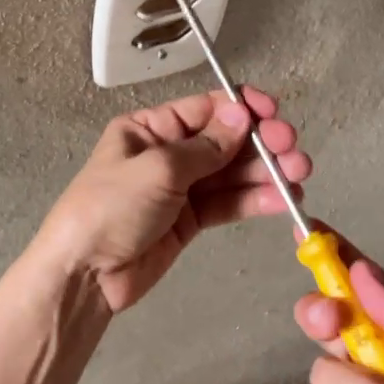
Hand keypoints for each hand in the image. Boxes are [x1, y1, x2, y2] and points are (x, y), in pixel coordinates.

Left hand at [36, 86, 310, 312]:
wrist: (84, 275)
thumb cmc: (110, 208)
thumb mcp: (156, 169)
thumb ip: (205, 147)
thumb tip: (241, 115)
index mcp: (148, 128)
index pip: (203, 109)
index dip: (240, 108)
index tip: (273, 112)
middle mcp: (167, 153)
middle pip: (223, 141)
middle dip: (260, 142)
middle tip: (292, 150)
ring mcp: (180, 189)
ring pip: (231, 173)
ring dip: (266, 172)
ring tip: (299, 175)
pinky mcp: (190, 221)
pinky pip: (227, 203)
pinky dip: (255, 200)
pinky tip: (284, 200)